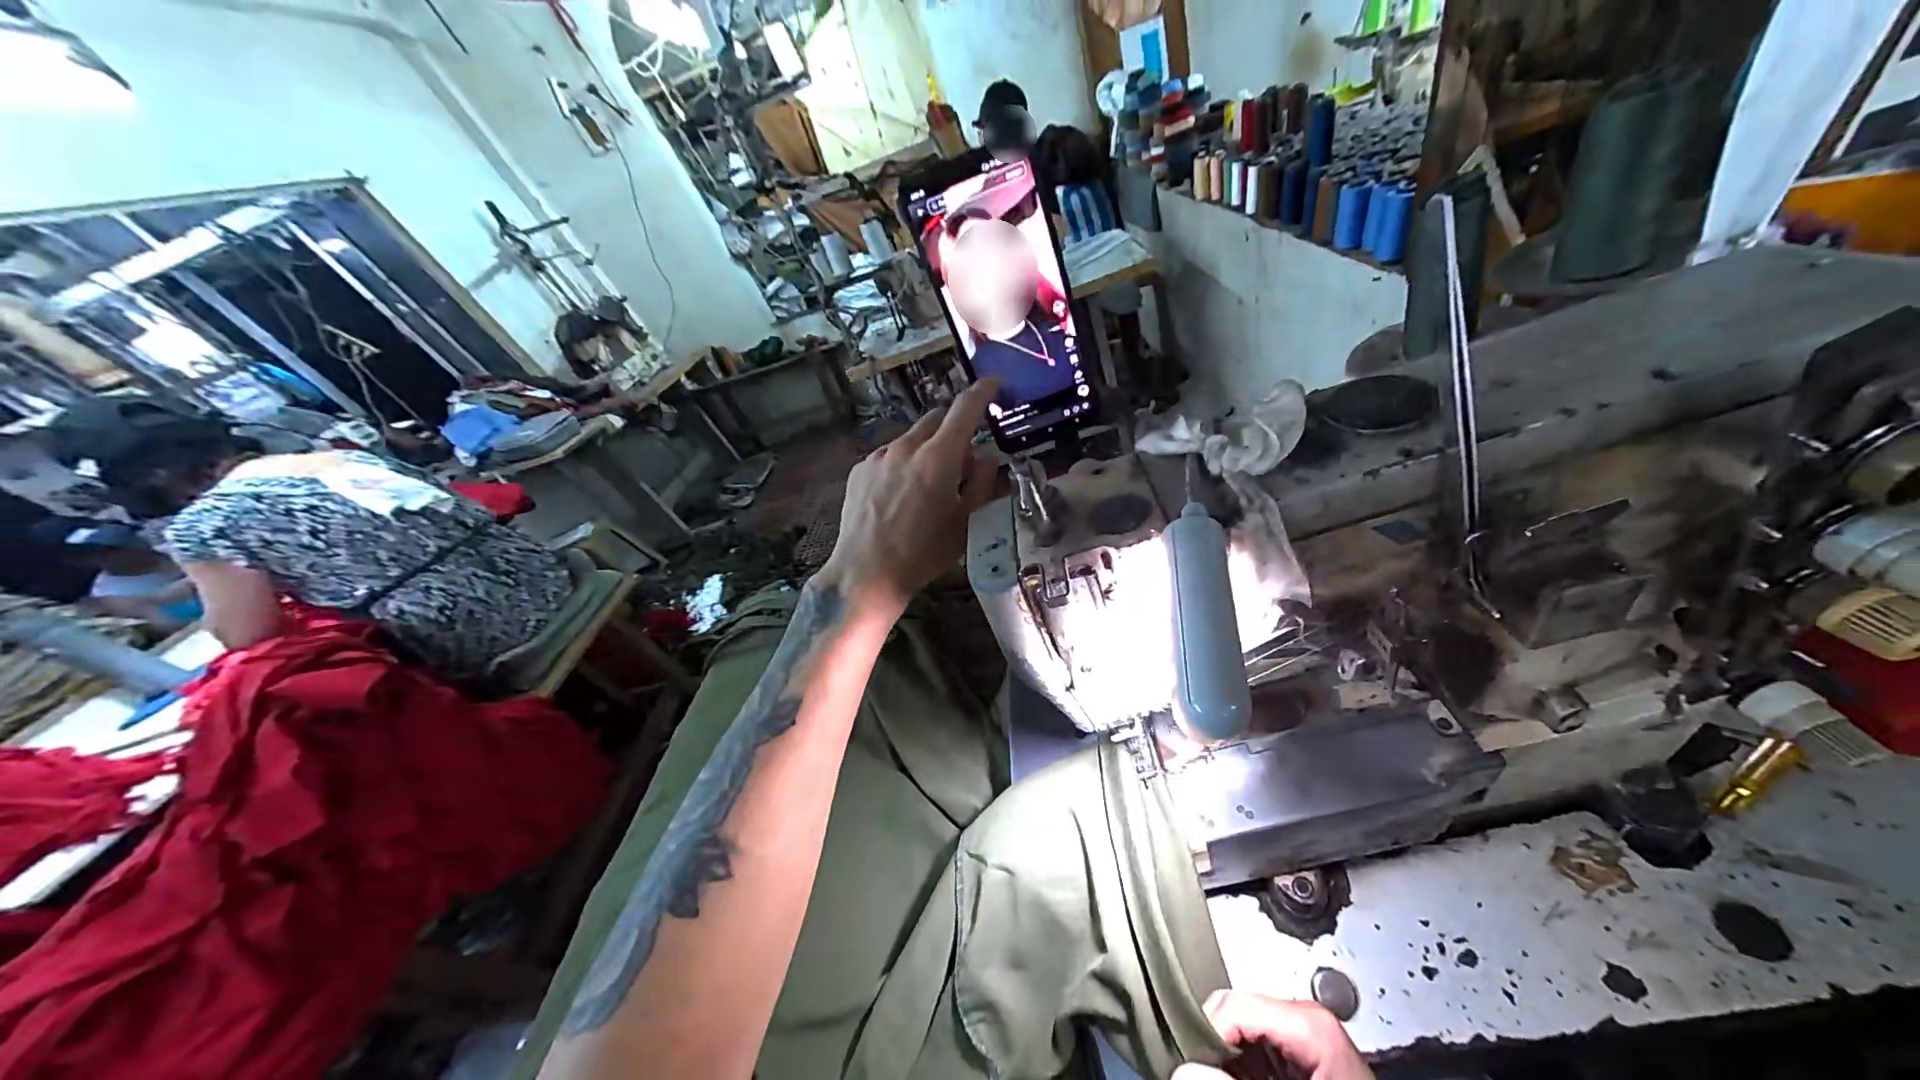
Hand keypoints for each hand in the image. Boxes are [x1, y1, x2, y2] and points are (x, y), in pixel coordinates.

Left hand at [815, 379, 1001, 618]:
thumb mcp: (965, 522)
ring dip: (926, 449)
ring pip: (911, 439)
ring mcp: (878, 456)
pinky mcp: (859, 470)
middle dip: (953, 428)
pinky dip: (902, 465)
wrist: (866, 573)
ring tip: (927, 487)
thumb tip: (987, 456)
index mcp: (938, 458)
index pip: (965, 409)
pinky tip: (900, 496)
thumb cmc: (923, 553)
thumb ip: (981, 482)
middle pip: (936, 419)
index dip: (983, 391)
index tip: (994, 384)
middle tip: (962, 457)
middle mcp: (906, 447)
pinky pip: (888, 456)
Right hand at [1172, 991, 1373, 1079]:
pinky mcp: (1305, 1048)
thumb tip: (1186, 1070)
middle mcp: (1307, 1016)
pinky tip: (1250, 1079)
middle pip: (1233, 1011)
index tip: (1195, 1069)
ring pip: (1241, 1027)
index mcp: (1310, 1023)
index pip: (1229, 1005)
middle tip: (1209, 1075)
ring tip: (1227, 1079)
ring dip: (1228, 1056)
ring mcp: (1307, 1030)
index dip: (1204, 1038)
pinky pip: (1257, 1043)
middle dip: (1215, 1045)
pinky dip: (1245, 1063)